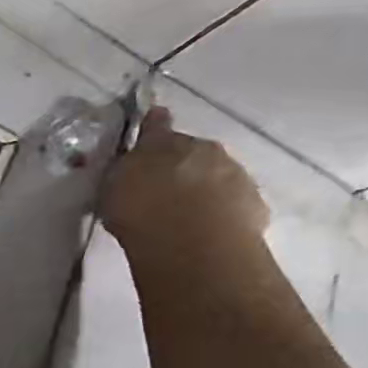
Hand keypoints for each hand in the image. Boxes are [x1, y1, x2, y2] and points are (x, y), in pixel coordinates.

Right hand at [102, 105, 268, 255]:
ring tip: (187, 216)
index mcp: (161, 142)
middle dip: (179, 165)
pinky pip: (234, 200)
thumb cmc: (140, 213)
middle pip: (189, 150)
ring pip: (215, 173)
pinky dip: (223, 209)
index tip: (152, 123)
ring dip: (203, 187)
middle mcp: (201, 148)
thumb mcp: (112, 191)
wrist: (193, 245)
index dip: (153, 124)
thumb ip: (122, 174)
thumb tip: (127, 168)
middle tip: (164, 191)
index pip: (156, 123)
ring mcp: (233, 172)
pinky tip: (210, 230)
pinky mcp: (254, 201)